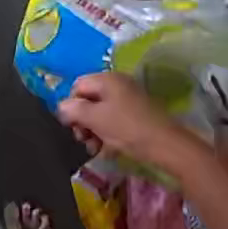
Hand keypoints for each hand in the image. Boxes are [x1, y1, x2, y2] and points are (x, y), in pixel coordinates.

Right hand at [58, 72, 204, 172]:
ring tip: (95, 148)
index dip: (70, 106)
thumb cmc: (127, 128)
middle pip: (88, 99)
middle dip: (82, 121)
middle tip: (83, 140)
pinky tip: (108, 149)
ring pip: (100, 112)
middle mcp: (117, 84)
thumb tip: (61, 107)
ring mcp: (128, 98)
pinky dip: (107, 133)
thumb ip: (74, 110)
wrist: (166, 145)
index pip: (77, 86)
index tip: (72, 128)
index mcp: (107, 79)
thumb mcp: (96, 119)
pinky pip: (114, 119)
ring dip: (93, 130)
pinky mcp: (136, 113)